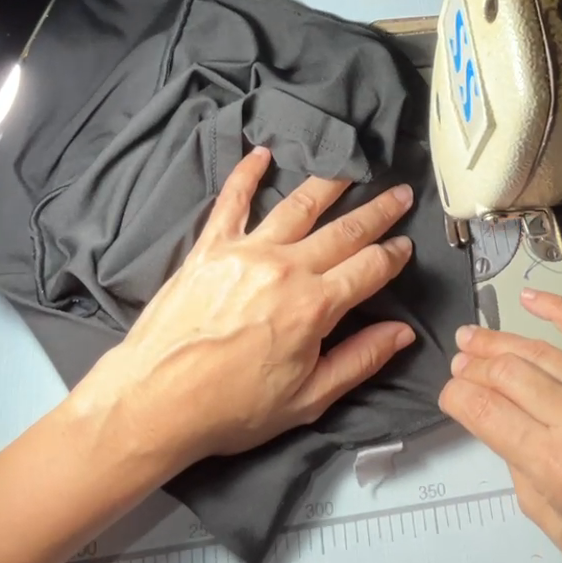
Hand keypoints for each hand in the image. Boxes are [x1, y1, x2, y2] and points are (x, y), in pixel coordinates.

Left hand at [68, 146, 417, 469]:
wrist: (155, 403)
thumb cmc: (233, 409)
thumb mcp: (308, 400)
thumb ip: (360, 360)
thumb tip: (403, 331)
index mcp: (315, 306)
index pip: (369, 268)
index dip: (393, 254)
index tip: (406, 244)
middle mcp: (287, 267)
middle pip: (344, 230)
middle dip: (378, 211)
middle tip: (400, 193)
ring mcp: (247, 251)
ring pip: (299, 206)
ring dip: (330, 183)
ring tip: (350, 167)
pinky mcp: (211, 246)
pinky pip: (233, 200)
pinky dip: (247, 173)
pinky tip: (261, 153)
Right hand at [439, 289, 561, 562]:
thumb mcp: (545, 516)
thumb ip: (513, 456)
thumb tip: (487, 409)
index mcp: (559, 466)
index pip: (487, 411)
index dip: (457, 397)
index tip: (448, 394)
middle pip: (509, 374)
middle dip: (474, 367)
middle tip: (457, 364)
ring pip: (541, 351)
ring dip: (500, 341)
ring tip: (473, 337)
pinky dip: (560, 310)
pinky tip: (530, 299)